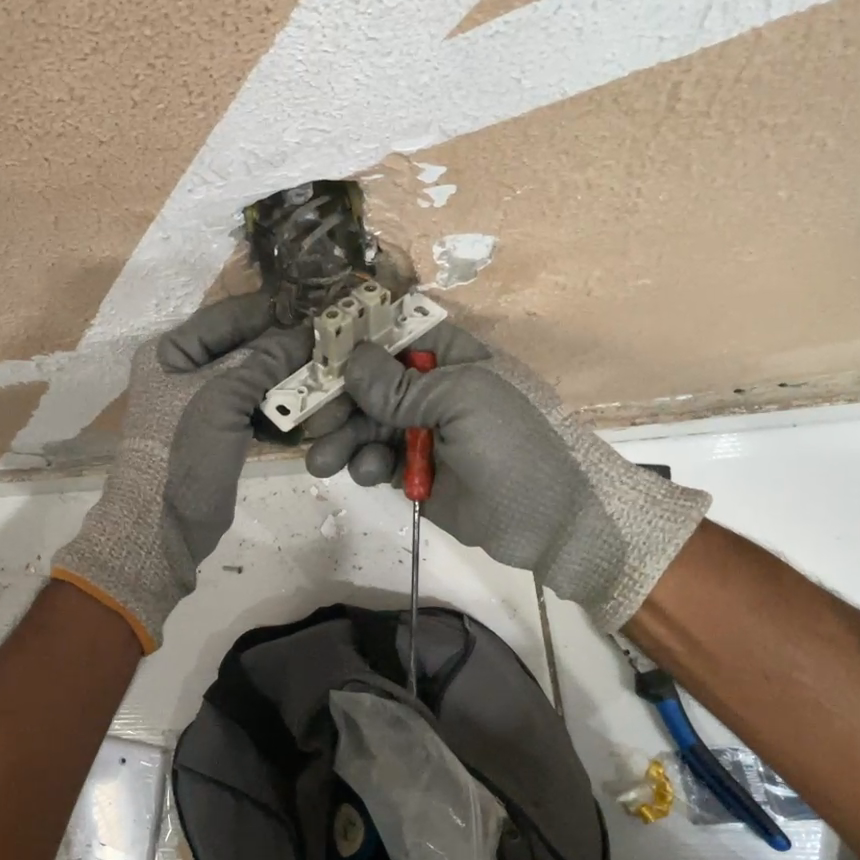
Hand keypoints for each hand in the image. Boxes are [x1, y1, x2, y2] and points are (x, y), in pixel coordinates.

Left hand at [51, 293, 316, 650]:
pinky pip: (257, 409)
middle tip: (335, 344)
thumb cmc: (182, 452)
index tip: (320, 307)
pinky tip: (313, 413)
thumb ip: (264, 359)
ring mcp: (202, 403)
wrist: (162, 526)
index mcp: (170, 350)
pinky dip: (282, 410)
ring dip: (290, 381)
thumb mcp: (222, 397)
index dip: (273, 311)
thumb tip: (309, 330)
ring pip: (255, 379)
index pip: (229, 316)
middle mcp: (184, 369)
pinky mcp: (221, 433)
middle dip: (287, 349)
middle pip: (245, 346)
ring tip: (330, 378)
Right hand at [304, 322, 709, 630]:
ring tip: (323, 459)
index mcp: (453, 359)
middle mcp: (433, 390)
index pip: (396, 336)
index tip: (315, 349)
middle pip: (370, 383)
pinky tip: (369, 475)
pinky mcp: (414, 472)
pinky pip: (375, 459)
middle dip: (339, 399)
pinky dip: (364, 465)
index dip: (357, 341)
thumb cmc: (515, 444)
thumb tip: (350, 359)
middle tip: (309, 418)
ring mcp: (423, 432)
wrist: (550, 522)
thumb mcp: (462, 400)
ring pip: (365, 424)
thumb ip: (400, 385)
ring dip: (342, 438)